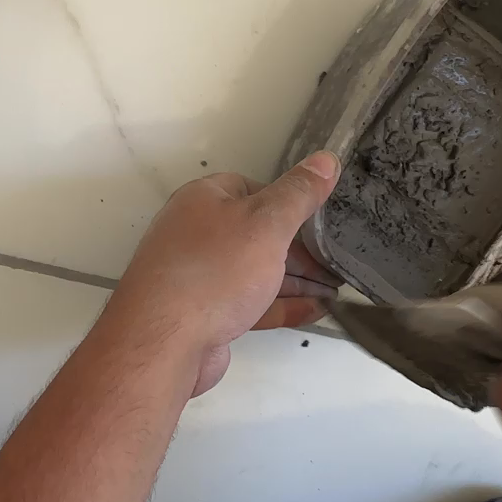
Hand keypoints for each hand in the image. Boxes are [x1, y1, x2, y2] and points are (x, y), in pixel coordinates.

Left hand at [103, 151, 341, 396]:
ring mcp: (198, 277)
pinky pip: (250, 303)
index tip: (315, 215)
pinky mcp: (205, 314)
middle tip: (334, 258)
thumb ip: (298, 194)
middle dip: (295, 246)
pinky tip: (316, 309)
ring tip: (335, 287)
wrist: (165, 342)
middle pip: (254, 233)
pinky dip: (282, 305)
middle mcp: (194, 234)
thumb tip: (326, 160)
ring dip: (294, 278)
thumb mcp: (266, 224)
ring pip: (254, 271)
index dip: (282, 198)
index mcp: (201, 200)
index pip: (247, 186)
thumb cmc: (214, 271)